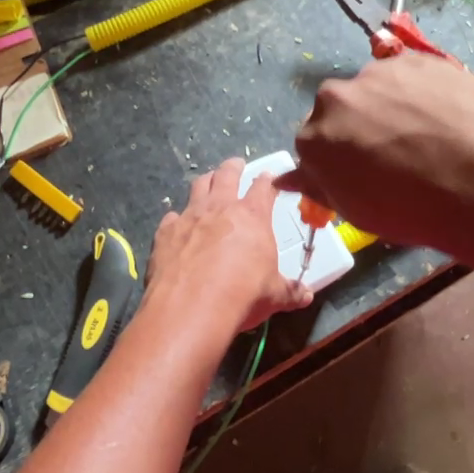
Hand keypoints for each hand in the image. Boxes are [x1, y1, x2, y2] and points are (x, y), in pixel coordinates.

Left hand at [142, 157, 311, 335]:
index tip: (269, 177)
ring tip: (209, 181)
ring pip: (198, 187)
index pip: (263, 188)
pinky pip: (172, 217)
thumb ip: (290, 291)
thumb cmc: (243, 296)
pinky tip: (177, 224)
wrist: (190, 308)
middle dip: (233, 167)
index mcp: (252, 216)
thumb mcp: (274, 296)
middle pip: (227, 175)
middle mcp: (220, 208)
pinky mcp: (166, 233)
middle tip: (237, 164)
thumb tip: (307, 295)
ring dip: (206, 181)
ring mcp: (190, 217)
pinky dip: (177, 218)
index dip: (267, 181)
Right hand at [274, 54, 473, 253]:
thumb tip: (287, 177)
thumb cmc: (411, 208)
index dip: (339, 157)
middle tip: (394, 152)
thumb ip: (318, 186)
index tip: (362, 171)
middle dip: (359, 124)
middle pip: (341, 107)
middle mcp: (337, 97)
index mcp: (314, 136)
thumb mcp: (356, 211)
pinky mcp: (419, 59)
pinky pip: (412, 75)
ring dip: (391, 104)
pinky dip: (422, 91)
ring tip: (427, 133)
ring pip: (377, 87)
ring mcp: (379, 73)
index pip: (314, 142)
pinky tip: (446, 116)